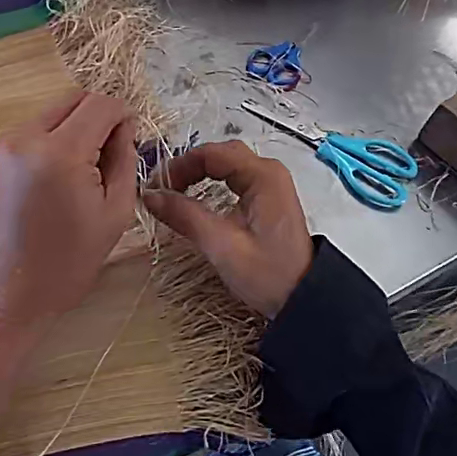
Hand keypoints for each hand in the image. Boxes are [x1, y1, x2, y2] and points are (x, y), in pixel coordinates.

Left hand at [0, 91, 135, 455]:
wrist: (9, 288)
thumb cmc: (70, 259)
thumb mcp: (116, 211)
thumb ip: (123, 157)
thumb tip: (123, 124)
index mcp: (58, 153)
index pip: (100, 104)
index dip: (122, 116)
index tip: (129, 142)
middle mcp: (24, 136)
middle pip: (74, 99)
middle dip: (97, 118)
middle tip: (107, 156)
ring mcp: (2, 141)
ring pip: (53, 111)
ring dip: (74, 128)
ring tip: (80, 171)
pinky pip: (34, 128)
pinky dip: (52, 139)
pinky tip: (56, 175)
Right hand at [143, 141, 313, 316]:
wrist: (306, 301)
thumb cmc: (268, 274)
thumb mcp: (221, 246)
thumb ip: (185, 216)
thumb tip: (150, 195)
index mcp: (263, 177)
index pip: (211, 154)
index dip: (180, 165)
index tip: (157, 186)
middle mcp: (268, 173)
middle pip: (218, 154)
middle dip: (187, 167)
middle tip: (162, 188)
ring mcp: (270, 185)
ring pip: (225, 165)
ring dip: (197, 173)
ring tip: (173, 192)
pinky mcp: (267, 199)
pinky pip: (232, 179)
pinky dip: (210, 183)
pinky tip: (195, 198)